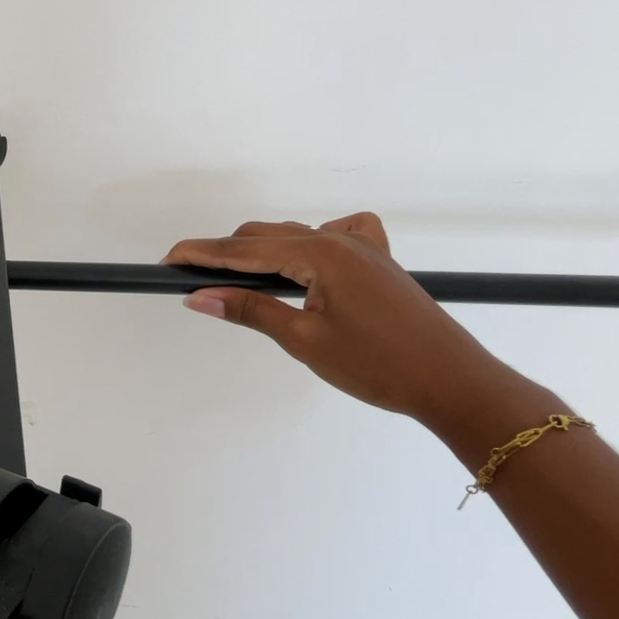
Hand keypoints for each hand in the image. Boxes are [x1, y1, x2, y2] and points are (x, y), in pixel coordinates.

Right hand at [163, 214, 545, 438]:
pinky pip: (332, 237)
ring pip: (293, 237)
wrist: (452, 382)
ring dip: (258, 253)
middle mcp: (340, 240)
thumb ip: (249, 309)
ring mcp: (363, 248)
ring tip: (230, 280)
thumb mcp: (302, 339)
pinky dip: (304, 245)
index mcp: (320, 254)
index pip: (243, 249)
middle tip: (189, 277)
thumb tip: (200, 296)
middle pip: (265, 236)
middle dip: (223, 254)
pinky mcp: (376, 263)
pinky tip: (299, 264)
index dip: (200, 254)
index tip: (166, 261)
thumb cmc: (378, 365)